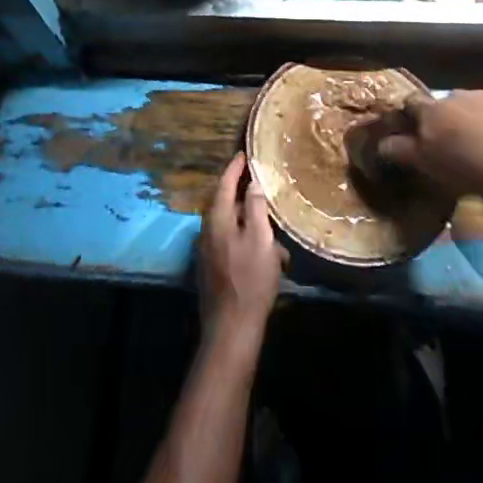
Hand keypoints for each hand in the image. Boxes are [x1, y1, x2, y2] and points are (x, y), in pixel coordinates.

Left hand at [198, 153, 285, 342]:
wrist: (232, 327)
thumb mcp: (260, 240)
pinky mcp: (214, 268)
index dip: (234, 168)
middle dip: (245, 196)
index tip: (244, 154)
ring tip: (275, 230)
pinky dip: (249, 242)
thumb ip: (255, 208)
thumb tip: (253, 183)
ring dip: (252, 224)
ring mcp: (208, 251)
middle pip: (225, 204)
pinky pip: (232, 244)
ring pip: (232, 226)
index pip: (223, 184)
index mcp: (216, 219)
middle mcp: (207, 231)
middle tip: (263, 186)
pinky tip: (270, 257)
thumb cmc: (250, 280)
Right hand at [379, 90, 482, 200]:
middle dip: (442, 118)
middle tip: (449, 142)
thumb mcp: (427, 164)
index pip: (409, 103)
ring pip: (469, 106)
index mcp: (429, 110)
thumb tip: (381, 143)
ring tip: (479, 144)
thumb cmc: (469, 168)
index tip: (411, 132)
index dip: (408, 116)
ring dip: (469, 119)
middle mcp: (454, 96)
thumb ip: (402, 151)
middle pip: (441, 103)